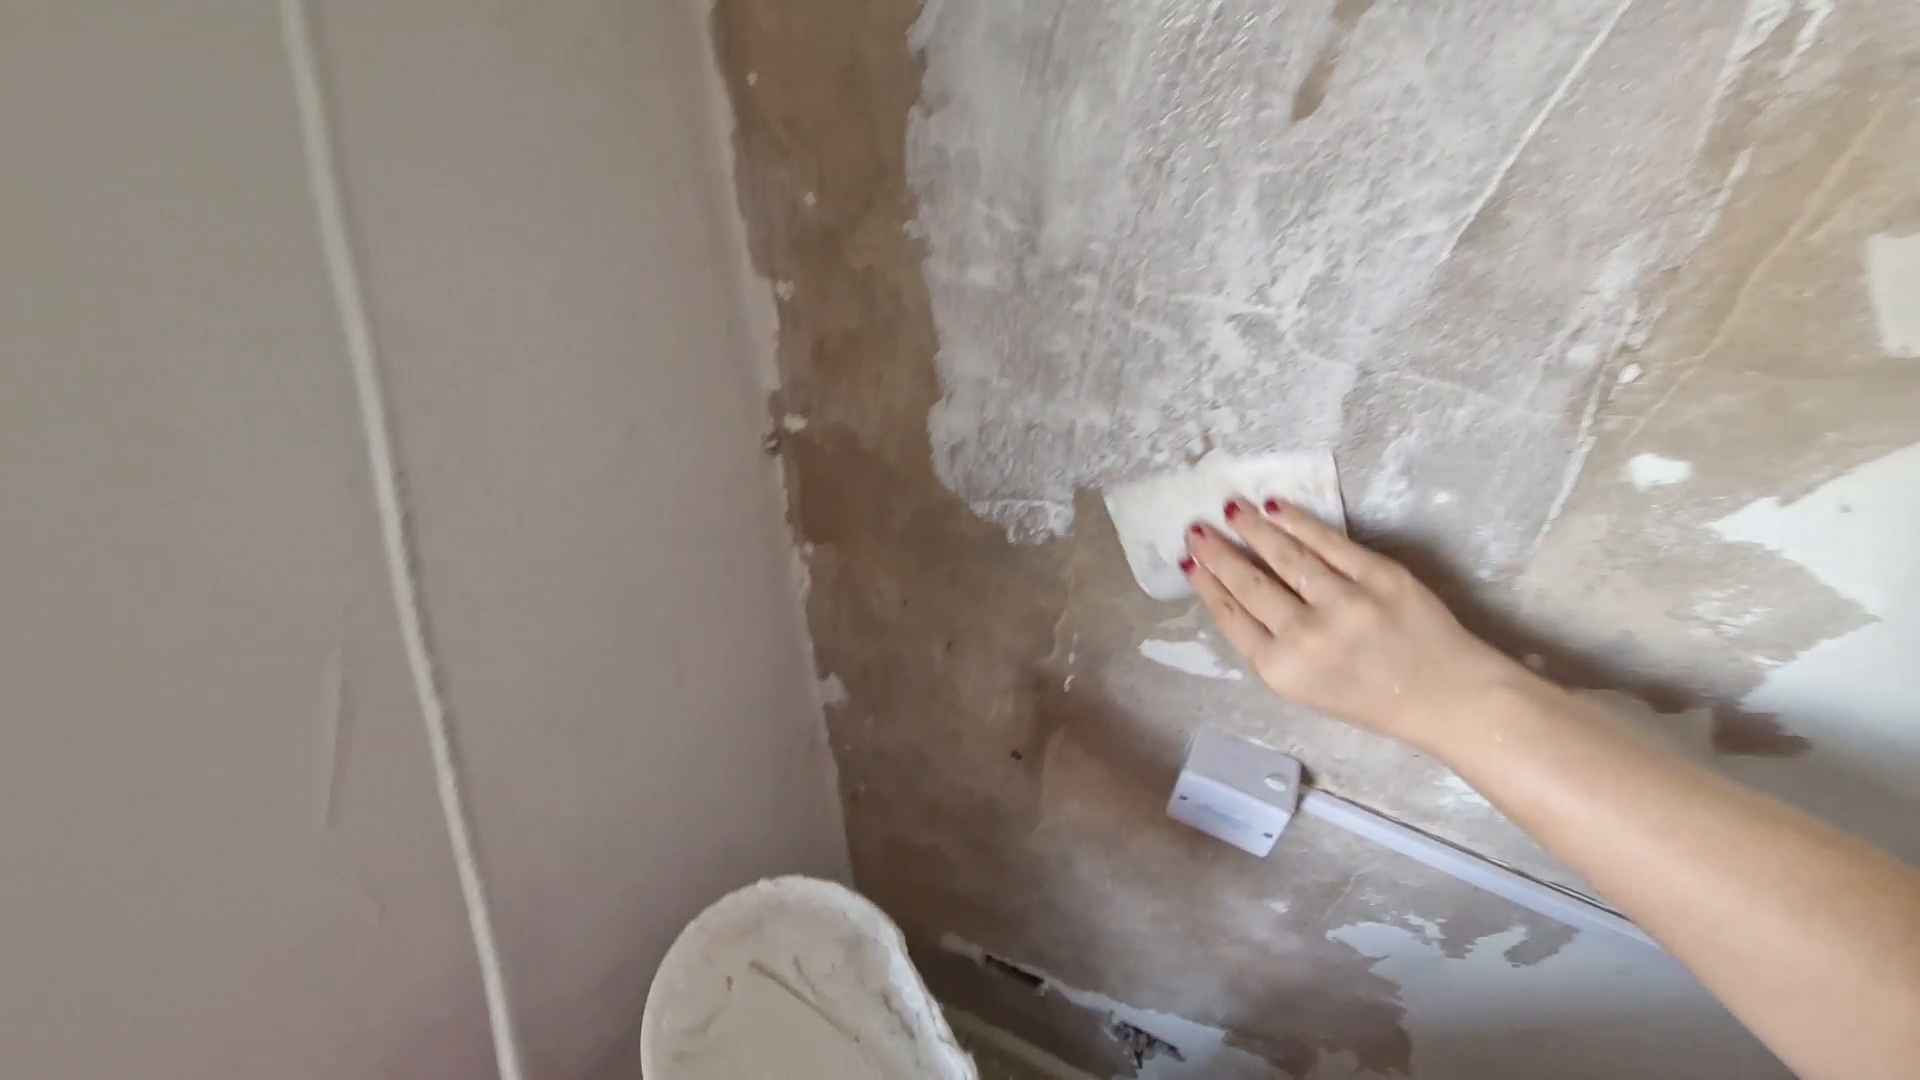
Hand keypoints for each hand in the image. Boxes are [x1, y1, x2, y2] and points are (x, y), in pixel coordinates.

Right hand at [1181, 498, 1528, 750]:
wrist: (1449, 697)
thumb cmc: (1369, 698)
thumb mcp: (1302, 688)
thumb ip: (1267, 645)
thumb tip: (1234, 592)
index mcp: (1282, 670)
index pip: (1232, 617)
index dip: (1207, 586)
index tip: (1189, 562)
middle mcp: (1306, 635)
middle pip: (1250, 583)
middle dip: (1218, 553)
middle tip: (1196, 529)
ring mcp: (1344, 602)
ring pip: (1285, 556)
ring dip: (1252, 529)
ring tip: (1232, 509)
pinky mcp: (1380, 576)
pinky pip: (1329, 542)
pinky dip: (1300, 522)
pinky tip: (1276, 508)